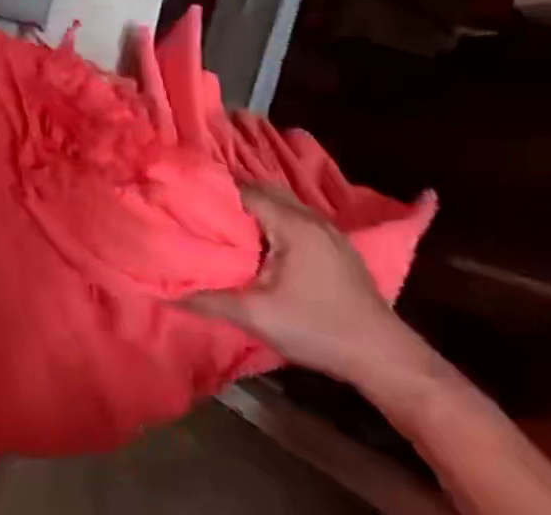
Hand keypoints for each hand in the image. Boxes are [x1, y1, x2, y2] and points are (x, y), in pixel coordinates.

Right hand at [184, 184, 423, 385]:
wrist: (386, 360)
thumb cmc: (318, 329)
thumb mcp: (256, 317)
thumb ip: (208, 300)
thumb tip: (164, 292)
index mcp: (293, 225)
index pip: (243, 191)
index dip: (213, 193)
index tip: (185, 201)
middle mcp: (312, 219)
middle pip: (263, 190)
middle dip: (230, 197)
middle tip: (199, 210)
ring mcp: (329, 232)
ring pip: (281, 203)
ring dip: (252, 208)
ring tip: (222, 224)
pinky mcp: (337, 248)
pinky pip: (295, 218)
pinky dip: (271, 219)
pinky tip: (258, 242)